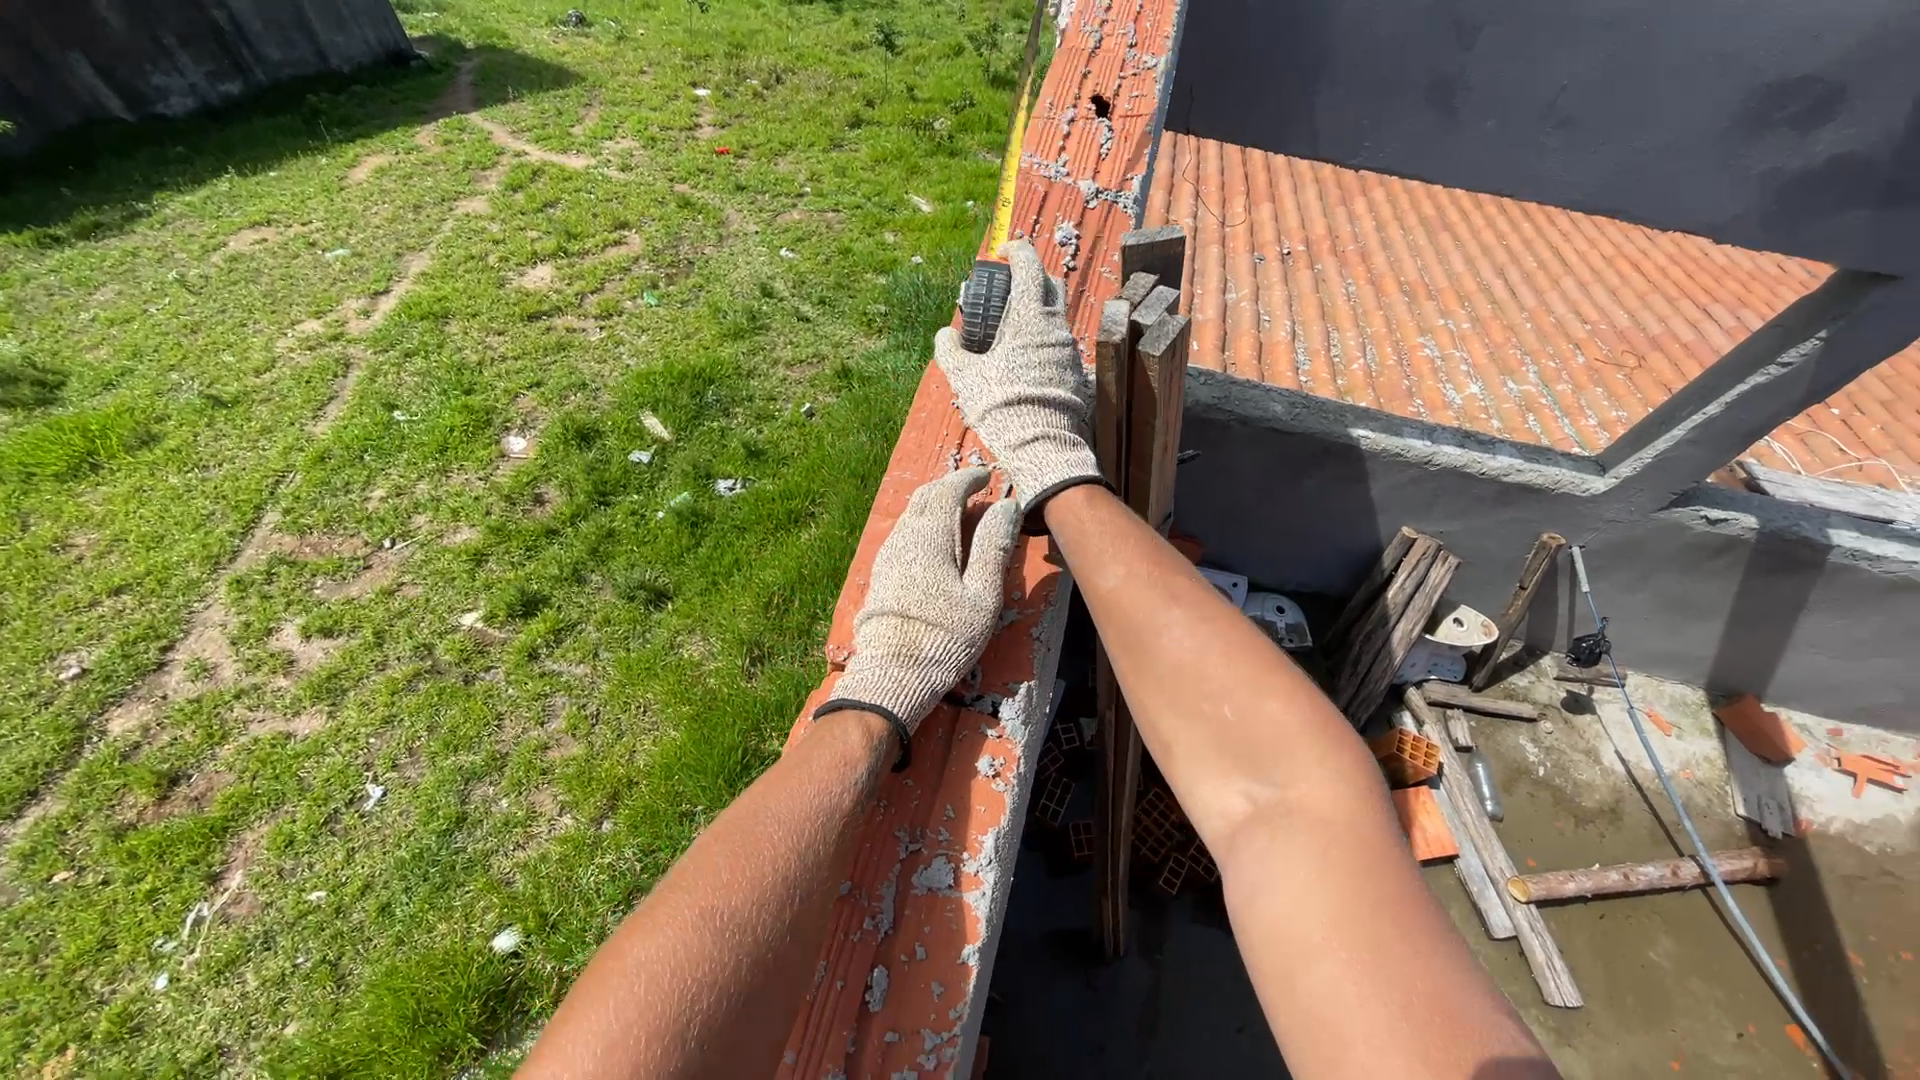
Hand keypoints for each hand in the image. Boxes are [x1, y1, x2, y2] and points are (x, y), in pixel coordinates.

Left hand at [818, 467, 1019, 762]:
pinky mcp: (882, 574)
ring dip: (935, 505)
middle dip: (949, 487)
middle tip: (973, 488)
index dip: (968, 479)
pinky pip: (904, 533)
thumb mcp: (982, 594)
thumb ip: (993, 546)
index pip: (947, 491)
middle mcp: (903, 537)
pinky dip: (924, 523)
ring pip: (911, 514)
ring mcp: (887, 555)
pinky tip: (936, 540)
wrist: (893, 675)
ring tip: (959, 511)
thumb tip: (1008, 506)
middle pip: (924, 497)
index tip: (987, 476)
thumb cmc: (946, 636)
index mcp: (930, 535)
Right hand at [934, 240, 1101, 526]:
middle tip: (1008, 288)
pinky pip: (1060, 345)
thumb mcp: (965, 378)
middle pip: (1051, 284)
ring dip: (1036, 313)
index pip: (1029, 265)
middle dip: (1032, 276)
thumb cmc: (1002, 408)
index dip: (1015, 250)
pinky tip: (1025, 362)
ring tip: (1011, 331)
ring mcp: (1070, 350)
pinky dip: (1043, 341)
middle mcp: (1056, 327)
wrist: (1044, 449)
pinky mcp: (1076, 374)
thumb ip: (950, 351)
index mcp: (1030, 317)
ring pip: (1057, 317)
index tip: (1002, 252)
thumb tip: (944, 336)